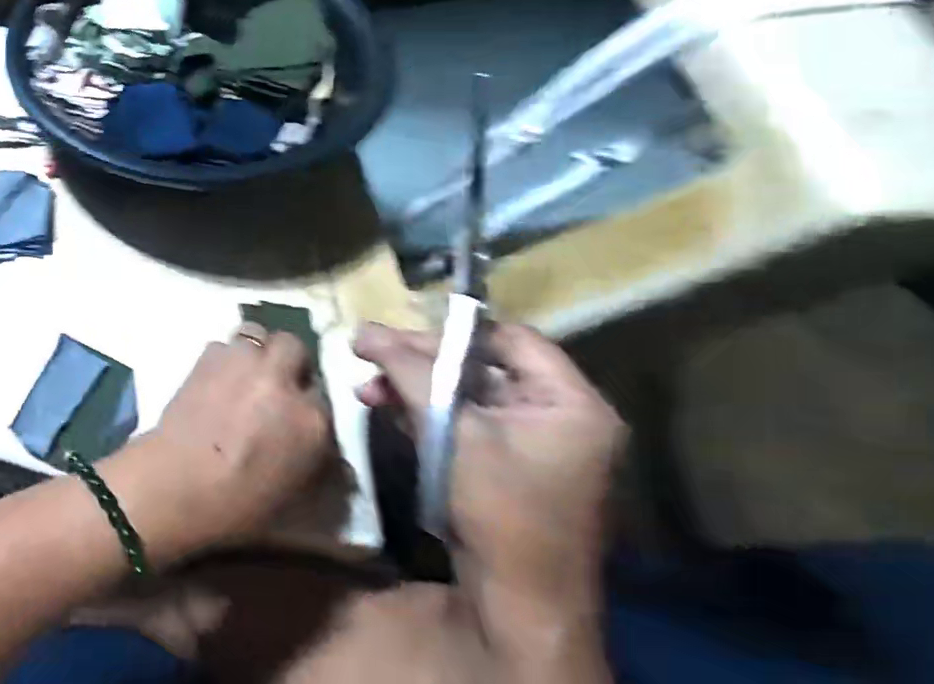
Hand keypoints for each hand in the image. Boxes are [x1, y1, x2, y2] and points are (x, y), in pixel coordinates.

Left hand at [101, 325, 332, 561]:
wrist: (179, 481)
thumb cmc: (240, 505)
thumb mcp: (296, 497)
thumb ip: (318, 468)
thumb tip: (331, 460)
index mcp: (312, 420)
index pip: (323, 399)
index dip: (309, 406)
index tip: (297, 417)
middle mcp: (282, 381)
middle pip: (294, 347)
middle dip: (288, 361)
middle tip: (276, 383)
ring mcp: (244, 363)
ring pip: (257, 335)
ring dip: (255, 352)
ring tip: (244, 374)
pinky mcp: (209, 356)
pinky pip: (224, 345)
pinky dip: (224, 358)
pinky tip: (216, 380)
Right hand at [353, 320, 624, 603]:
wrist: (519, 603)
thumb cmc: (499, 509)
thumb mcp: (451, 430)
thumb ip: (411, 373)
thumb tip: (363, 330)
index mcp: (569, 402)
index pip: (509, 338)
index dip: (452, 331)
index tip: (399, 335)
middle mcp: (559, 415)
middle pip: (480, 363)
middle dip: (418, 361)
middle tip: (369, 355)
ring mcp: (533, 441)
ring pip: (464, 391)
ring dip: (413, 386)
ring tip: (366, 389)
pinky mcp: (507, 462)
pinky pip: (463, 419)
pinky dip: (424, 412)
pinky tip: (386, 410)